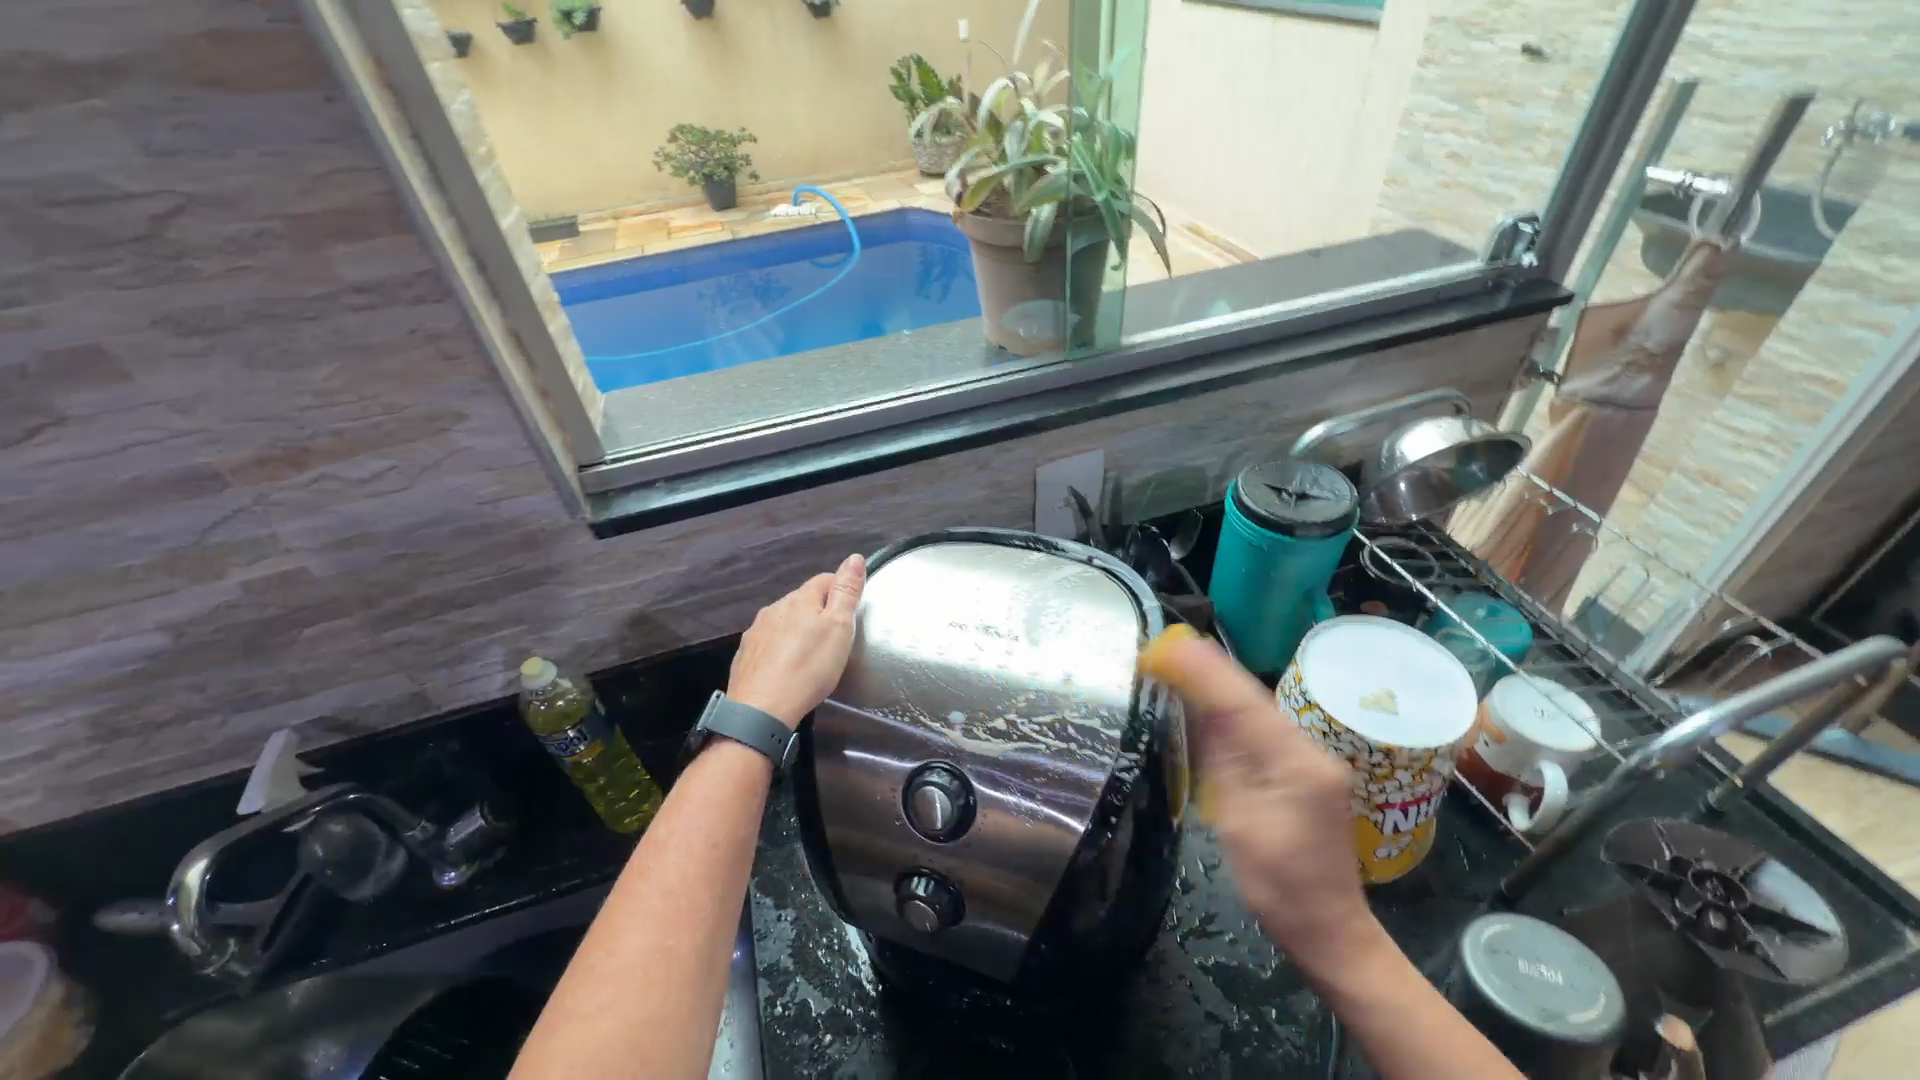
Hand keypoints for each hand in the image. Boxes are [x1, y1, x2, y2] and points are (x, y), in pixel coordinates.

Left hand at [727, 554, 866, 728]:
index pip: (824, 579)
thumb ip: (847, 592)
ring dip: (798, 631)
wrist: (761, 709)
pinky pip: (768, 644)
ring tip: (811, 656)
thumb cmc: (809, 667)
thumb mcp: (839, 628)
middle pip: (802, 601)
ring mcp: (756, 632)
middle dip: (819, 613)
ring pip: (783, 622)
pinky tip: (787, 669)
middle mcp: (774, 608)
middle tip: (835, 639)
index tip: (851, 613)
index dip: (841, 591)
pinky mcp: (745, 655)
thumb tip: (854, 557)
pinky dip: (781, 650)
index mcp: (799, 599)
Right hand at [1140, 626, 1375, 967]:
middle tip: (1164, 646)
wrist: (1331, 928)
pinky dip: (1230, 709)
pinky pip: (1262, 727)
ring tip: (1177, 660)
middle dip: (1207, 669)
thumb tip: (1196, 713)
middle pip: (1251, 698)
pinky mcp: (1305, 769)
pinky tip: (1206, 700)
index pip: (1241, 704)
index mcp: (1294, 764)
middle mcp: (1310, 750)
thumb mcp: (1237, 826)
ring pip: (1257, 709)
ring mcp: (1312, 758)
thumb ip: (1220, 764)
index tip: (1167, 646)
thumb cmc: (1279, 889)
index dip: (1203, 672)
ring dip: (1217, 685)